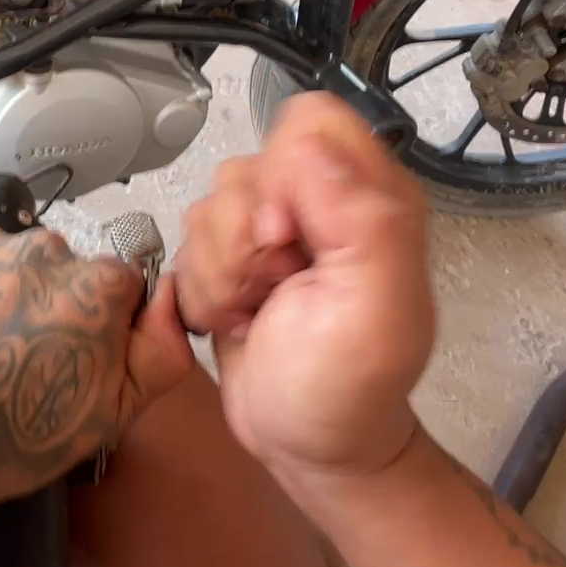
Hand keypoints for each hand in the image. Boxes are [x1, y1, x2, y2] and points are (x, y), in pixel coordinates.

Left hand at [0, 225, 192, 525]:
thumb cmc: (14, 435)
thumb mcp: (110, 413)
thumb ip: (160, 352)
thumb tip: (173, 299)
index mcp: (96, 284)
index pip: (118, 285)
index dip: (102, 323)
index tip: (75, 356)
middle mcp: (45, 246)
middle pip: (62, 269)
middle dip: (52, 303)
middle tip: (20, 356)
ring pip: (9, 261)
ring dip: (2, 291)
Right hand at [175, 91, 433, 489]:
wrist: (306, 444)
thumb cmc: (348, 390)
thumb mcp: (377, 313)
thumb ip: (362, 221)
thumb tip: (311, 146)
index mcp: (368, 199)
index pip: (313, 122)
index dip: (285, 167)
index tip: (286, 230)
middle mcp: (316, 203)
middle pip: (246, 167)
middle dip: (243, 236)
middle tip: (275, 283)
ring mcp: (268, 229)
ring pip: (209, 205)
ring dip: (221, 272)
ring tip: (257, 309)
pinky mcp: (230, 254)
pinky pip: (187, 241)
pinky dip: (202, 289)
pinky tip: (237, 316)